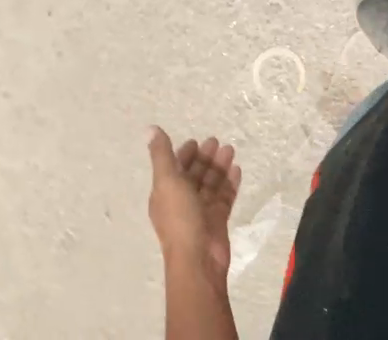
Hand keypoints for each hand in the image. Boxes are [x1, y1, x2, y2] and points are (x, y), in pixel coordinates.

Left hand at [147, 129, 240, 281]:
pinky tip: (238, 170)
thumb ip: (161, 154)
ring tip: (231, 150)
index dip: (184, 155)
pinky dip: (230, 183)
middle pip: (194, 175)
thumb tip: (150, 128)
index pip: (174, 169)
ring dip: (219, 167)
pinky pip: (224, 198)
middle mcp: (182, 202)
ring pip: (211, 184)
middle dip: (205, 158)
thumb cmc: (179, 218)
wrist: (198, 260)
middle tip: (218, 142)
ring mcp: (201, 212)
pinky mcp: (217, 221)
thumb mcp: (166, 181)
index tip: (196, 142)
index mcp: (165, 194)